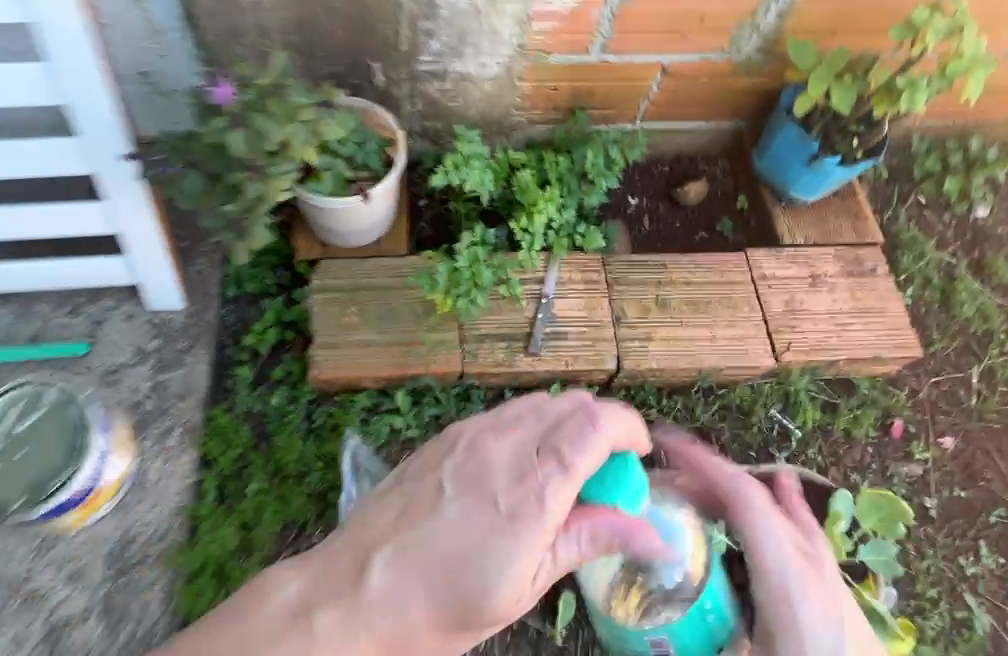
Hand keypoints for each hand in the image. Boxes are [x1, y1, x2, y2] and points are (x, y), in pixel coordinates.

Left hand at [310, 390, 669, 652]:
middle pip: (572, 403)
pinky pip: (504, 413)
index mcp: (532, 486)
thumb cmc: (443, 603)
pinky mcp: (447, 434)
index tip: (638, 457)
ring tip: (560, 477)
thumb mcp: (524, 586)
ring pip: (538, 403)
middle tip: (603, 477)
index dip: (629, 428)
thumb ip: (588, 541)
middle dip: (602, 427)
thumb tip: (652, 535)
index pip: (597, 423)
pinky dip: (529, 427)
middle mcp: (504, 444)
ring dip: (564, 425)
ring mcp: (470, 433)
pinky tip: (516, 472)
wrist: (356, 590)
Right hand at [657, 428, 884, 655]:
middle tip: (669, 478)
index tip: (665, 444)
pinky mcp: (847, 607)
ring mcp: (834, 584)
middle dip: (712, 479)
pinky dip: (784, 516)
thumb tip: (645, 642)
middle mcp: (812, 568)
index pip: (742, 498)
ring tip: (717, 479)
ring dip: (748, 495)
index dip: (702, 464)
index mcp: (786, 579)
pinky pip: (808, 540)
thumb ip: (704, 639)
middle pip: (762, 501)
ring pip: (789, 518)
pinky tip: (787, 518)